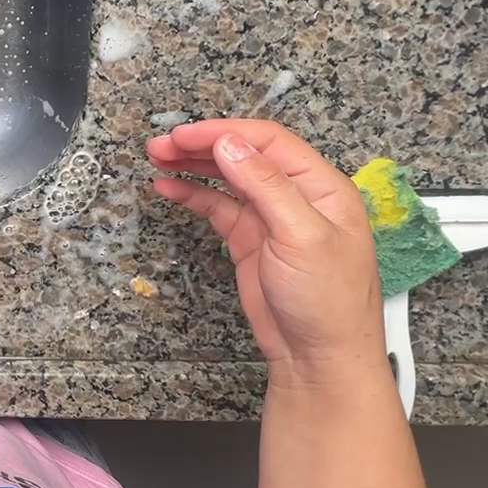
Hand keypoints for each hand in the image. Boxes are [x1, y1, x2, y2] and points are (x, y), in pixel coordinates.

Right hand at [148, 120, 384, 380]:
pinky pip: (216, 207)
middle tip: (161, 145)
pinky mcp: (249, 240)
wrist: (319, 355)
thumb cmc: (329, 301)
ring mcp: (269, 218)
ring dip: (192, 165)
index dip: (222, 132)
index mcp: (319, 186)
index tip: (184, 135)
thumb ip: (265, 185)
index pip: (266, 142)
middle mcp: (294, 196)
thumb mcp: (301, 236)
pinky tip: (170, 188)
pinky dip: (192, 195)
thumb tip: (230, 144)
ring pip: (226, 178)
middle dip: (200, 146)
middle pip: (242, 155)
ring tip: (158, 159)